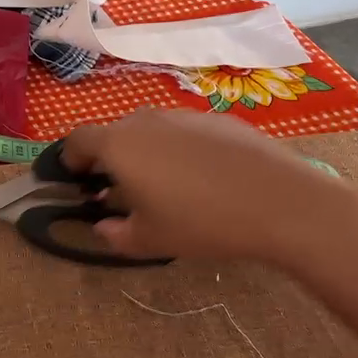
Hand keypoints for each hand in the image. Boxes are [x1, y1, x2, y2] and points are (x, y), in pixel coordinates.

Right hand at [61, 109, 357, 264]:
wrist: (285, 204)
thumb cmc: (203, 221)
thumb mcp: (151, 240)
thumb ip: (115, 234)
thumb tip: (103, 226)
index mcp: (117, 145)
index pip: (77, 140)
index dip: (72, 159)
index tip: (80, 180)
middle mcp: (144, 121)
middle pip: (114, 133)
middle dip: (112, 158)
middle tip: (124, 188)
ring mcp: (184, 116)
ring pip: (152, 131)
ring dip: (148, 152)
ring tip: (170, 185)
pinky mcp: (220, 120)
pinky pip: (187, 132)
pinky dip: (184, 149)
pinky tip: (208, 179)